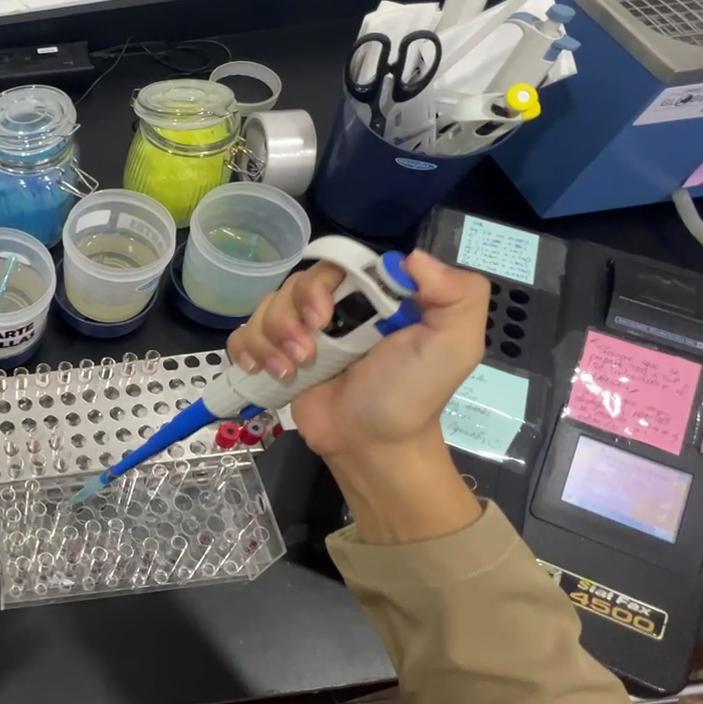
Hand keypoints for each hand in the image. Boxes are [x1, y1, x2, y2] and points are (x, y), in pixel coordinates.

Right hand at [226, 250, 488, 541]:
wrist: (371, 446)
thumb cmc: (409, 396)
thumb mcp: (453, 346)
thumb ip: (458, 295)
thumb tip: (413, 257)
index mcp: (372, 297)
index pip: (333, 265)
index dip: (318, 285)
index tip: (322, 317)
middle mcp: (335, 309)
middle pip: (292, 285)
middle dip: (289, 319)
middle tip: (307, 353)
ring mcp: (301, 332)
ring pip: (264, 309)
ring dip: (269, 341)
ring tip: (290, 371)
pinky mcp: (275, 356)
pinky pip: (244, 335)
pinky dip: (247, 350)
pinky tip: (261, 370)